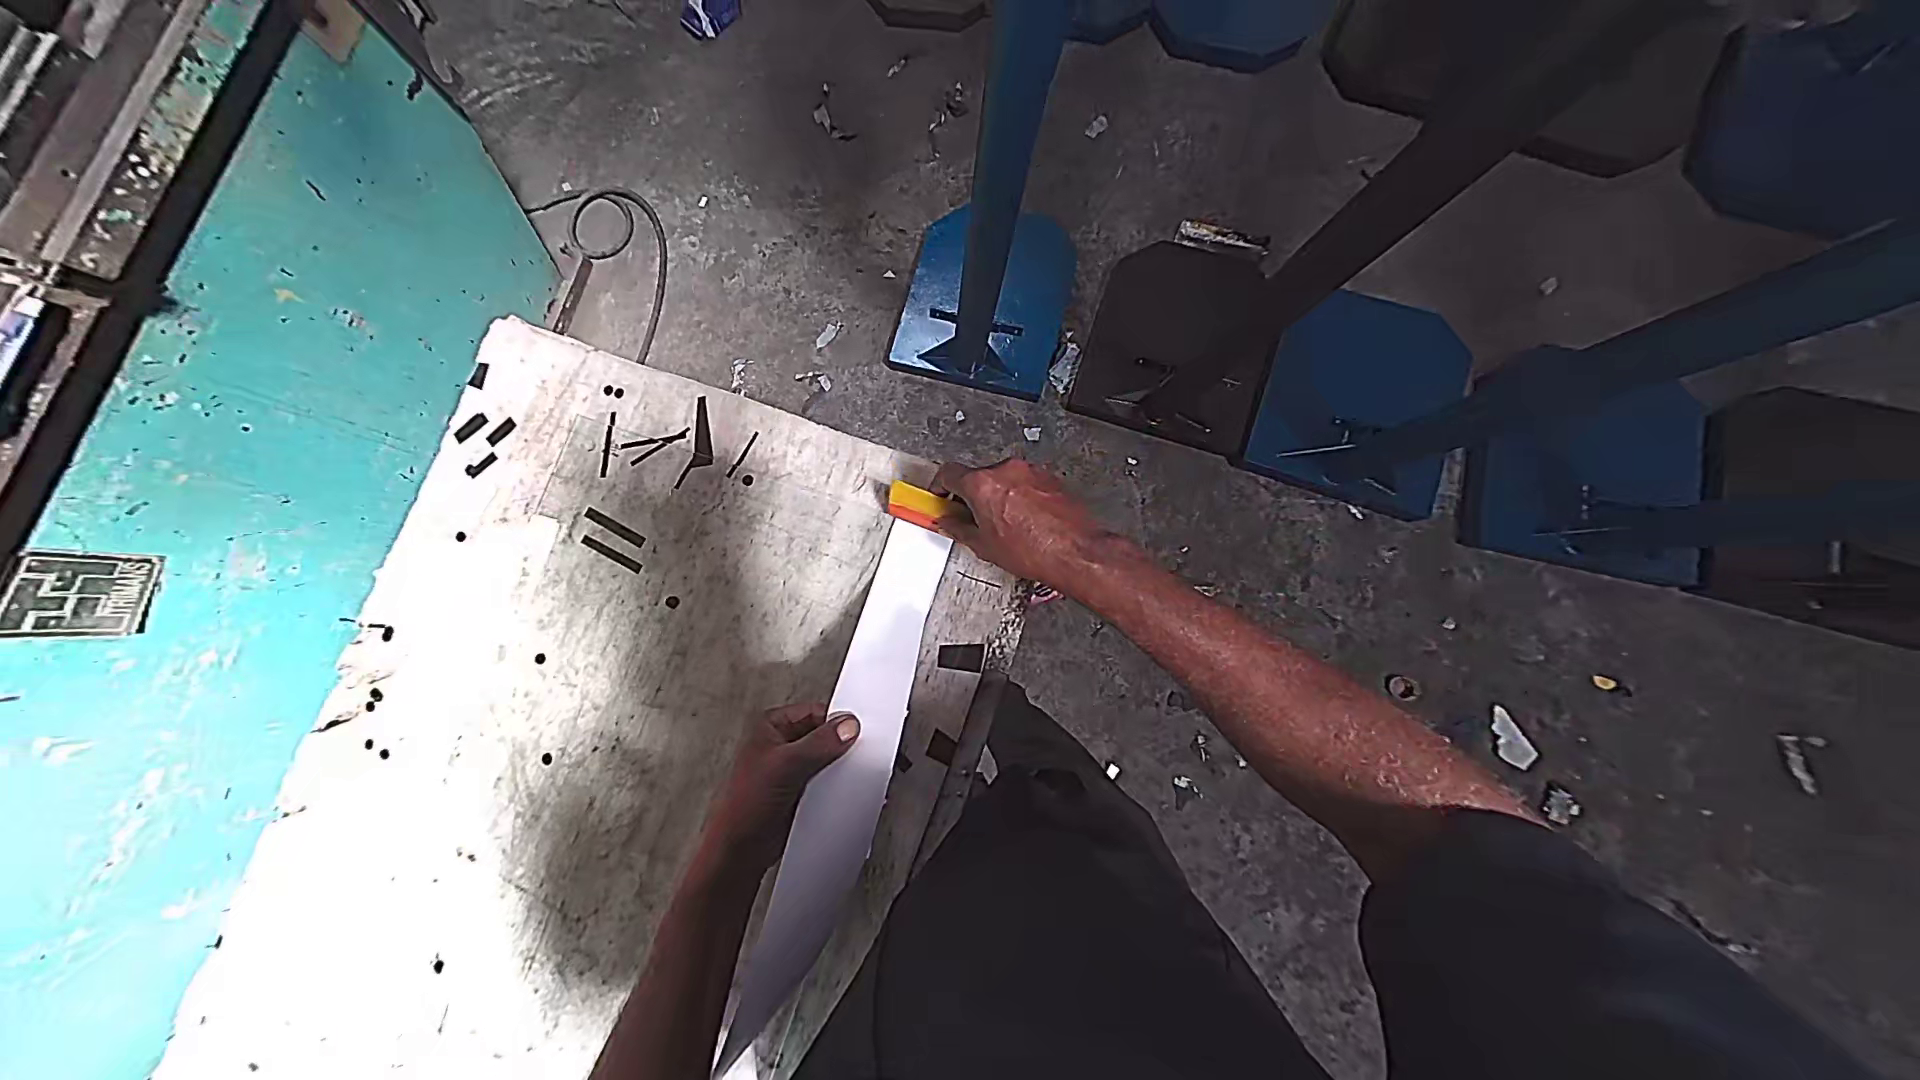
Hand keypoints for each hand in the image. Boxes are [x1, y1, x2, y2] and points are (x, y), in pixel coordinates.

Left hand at [699, 703, 859, 873]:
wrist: (740, 852)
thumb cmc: (743, 807)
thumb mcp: (785, 765)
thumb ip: (819, 743)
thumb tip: (846, 726)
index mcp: (771, 726)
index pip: (815, 711)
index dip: (836, 720)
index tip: (856, 732)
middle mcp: (782, 744)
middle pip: (824, 734)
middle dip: (840, 745)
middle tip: (855, 754)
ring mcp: (793, 767)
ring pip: (828, 758)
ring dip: (840, 767)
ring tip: (849, 774)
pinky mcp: (802, 789)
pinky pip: (828, 780)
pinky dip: (839, 784)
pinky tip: (845, 791)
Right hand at [932, 458, 1134, 591]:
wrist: (1074, 552)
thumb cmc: (1035, 550)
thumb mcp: (985, 546)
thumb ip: (960, 529)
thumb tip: (951, 523)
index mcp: (982, 483)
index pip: (949, 473)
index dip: (940, 486)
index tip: (940, 496)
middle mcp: (1005, 470)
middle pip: (977, 476)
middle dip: (972, 496)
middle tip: (971, 518)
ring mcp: (1029, 471)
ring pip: (1002, 479)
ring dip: (997, 496)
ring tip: (1003, 525)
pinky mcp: (1048, 477)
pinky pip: (1024, 483)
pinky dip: (1019, 497)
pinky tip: (1023, 521)